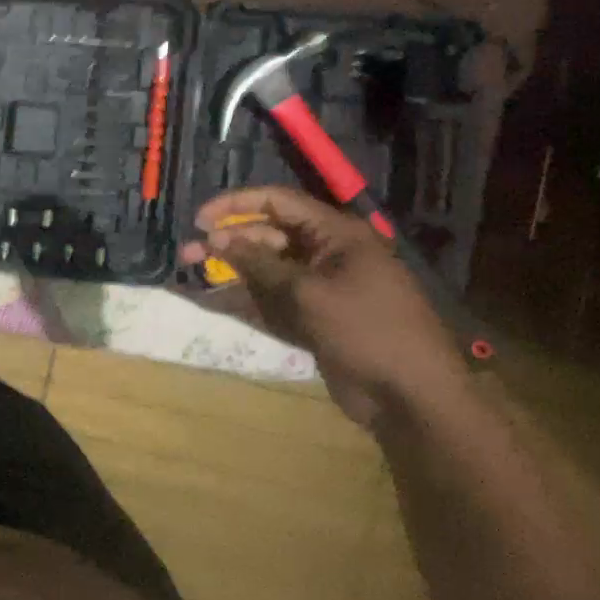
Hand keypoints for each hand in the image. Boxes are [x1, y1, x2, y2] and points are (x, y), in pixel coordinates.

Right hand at [178, 186, 469, 425]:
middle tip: (188, 253)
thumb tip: (215, 238)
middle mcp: (328, 253)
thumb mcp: (307, 292)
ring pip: (265, 267)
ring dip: (230, 268)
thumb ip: (258, 263)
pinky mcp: (314, 315)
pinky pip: (271, 297)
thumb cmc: (366, 331)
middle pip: (267, 234)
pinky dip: (243, 296)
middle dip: (227, 240)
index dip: (235, 205)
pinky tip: (211, 298)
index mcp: (337, 235)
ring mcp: (321, 286)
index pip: (277, 203)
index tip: (198, 220)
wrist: (411, 397)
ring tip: (191, 271)